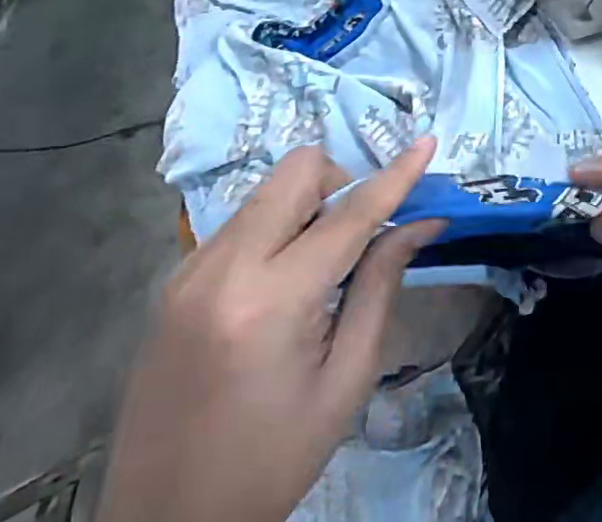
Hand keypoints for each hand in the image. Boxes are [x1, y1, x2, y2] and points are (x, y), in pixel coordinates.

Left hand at [98, 140, 445, 521]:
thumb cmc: (273, 459)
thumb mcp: (346, 378)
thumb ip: (381, 285)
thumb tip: (421, 223)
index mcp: (269, 301)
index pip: (349, 214)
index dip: (396, 175)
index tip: (429, 142)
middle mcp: (219, 269)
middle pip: (295, 172)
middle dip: (342, 183)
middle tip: (363, 234)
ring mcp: (186, 272)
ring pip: (268, 191)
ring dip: (310, 205)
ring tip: (325, 265)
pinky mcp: (172, 283)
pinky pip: (242, 221)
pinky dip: (279, 227)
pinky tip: (285, 281)